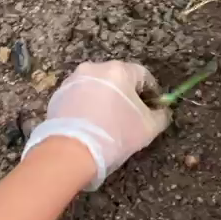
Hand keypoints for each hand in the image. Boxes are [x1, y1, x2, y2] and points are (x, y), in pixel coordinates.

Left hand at [23, 62, 170, 189]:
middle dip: (127, 94)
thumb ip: (161, 115)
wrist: (72, 150)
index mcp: (118, 71)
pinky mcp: (58, 95)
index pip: (143, 75)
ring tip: (109, 121)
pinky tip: (91, 124)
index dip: (152, 92)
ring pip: (97, 87)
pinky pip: (80, 97)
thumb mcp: (149, 128)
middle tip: (132, 116)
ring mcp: (73, 80)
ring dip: (106, 99)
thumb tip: (162, 111)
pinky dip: (88, 106)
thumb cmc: (115, 134)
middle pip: (118, 78)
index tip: (154, 107)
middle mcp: (94, 69)